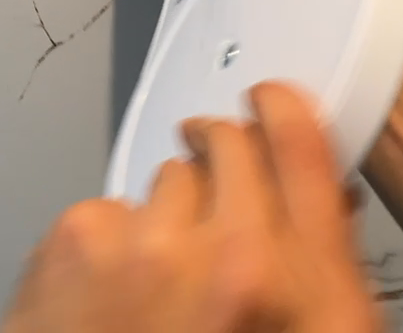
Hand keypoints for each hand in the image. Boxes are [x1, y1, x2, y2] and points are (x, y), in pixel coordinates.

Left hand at [0, 82, 380, 332]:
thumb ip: (318, 285)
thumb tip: (320, 209)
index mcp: (312, 301)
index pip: (301, 146)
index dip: (282, 110)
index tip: (268, 100)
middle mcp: (235, 262)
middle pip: (225, 140)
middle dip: (218, 156)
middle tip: (208, 188)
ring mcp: (150, 243)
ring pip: (165, 177)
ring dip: (164, 215)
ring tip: (154, 284)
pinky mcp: (82, 236)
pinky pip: (111, 208)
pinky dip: (111, 242)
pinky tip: (107, 302)